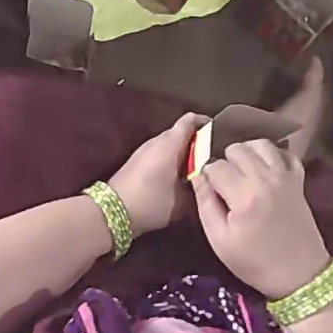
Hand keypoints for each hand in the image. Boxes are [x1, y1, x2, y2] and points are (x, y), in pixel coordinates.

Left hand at [108, 113, 208, 235]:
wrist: (112, 212)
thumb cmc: (151, 202)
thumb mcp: (182, 198)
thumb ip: (197, 184)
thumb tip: (206, 176)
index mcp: (169, 144)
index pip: (191, 120)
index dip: (206, 123)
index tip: (220, 134)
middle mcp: (156, 142)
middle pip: (181, 132)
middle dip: (198, 141)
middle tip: (215, 156)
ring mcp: (144, 151)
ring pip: (170, 144)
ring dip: (184, 152)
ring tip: (200, 168)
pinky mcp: (137, 162)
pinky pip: (161, 154)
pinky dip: (172, 159)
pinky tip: (180, 176)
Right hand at [191, 139, 330, 298]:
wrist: (299, 274)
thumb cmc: (254, 262)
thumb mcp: (219, 240)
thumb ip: (206, 204)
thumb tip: (198, 177)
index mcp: (244, 195)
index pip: (215, 165)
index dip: (206, 175)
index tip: (206, 189)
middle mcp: (266, 178)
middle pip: (237, 149)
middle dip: (225, 161)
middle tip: (224, 182)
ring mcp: (285, 176)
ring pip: (261, 144)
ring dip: (247, 152)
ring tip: (241, 171)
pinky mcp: (299, 180)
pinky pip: (285, 153)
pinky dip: (272, 155)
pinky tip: (264, 169)